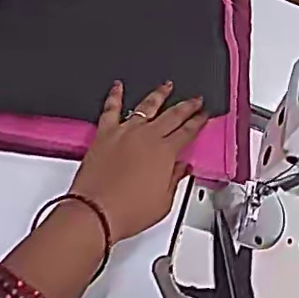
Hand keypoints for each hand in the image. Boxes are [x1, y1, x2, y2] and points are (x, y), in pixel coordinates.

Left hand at [69, 81, 206, 239]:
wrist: (95, 212)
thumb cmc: (127, 210)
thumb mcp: (164, 201)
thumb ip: (174, 179)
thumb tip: (181, 168)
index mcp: (166, 152)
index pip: (188, 131)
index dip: (198, 122)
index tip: (203, 115)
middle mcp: (147, 137)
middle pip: (173, 114)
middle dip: (187, 105)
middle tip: (195, 99)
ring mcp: (126, 132)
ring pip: (147, 105)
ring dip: (159, 94)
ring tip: (166, 85)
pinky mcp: (105, 133)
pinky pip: (111, 108)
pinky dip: (115, 95)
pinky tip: (118, 86)